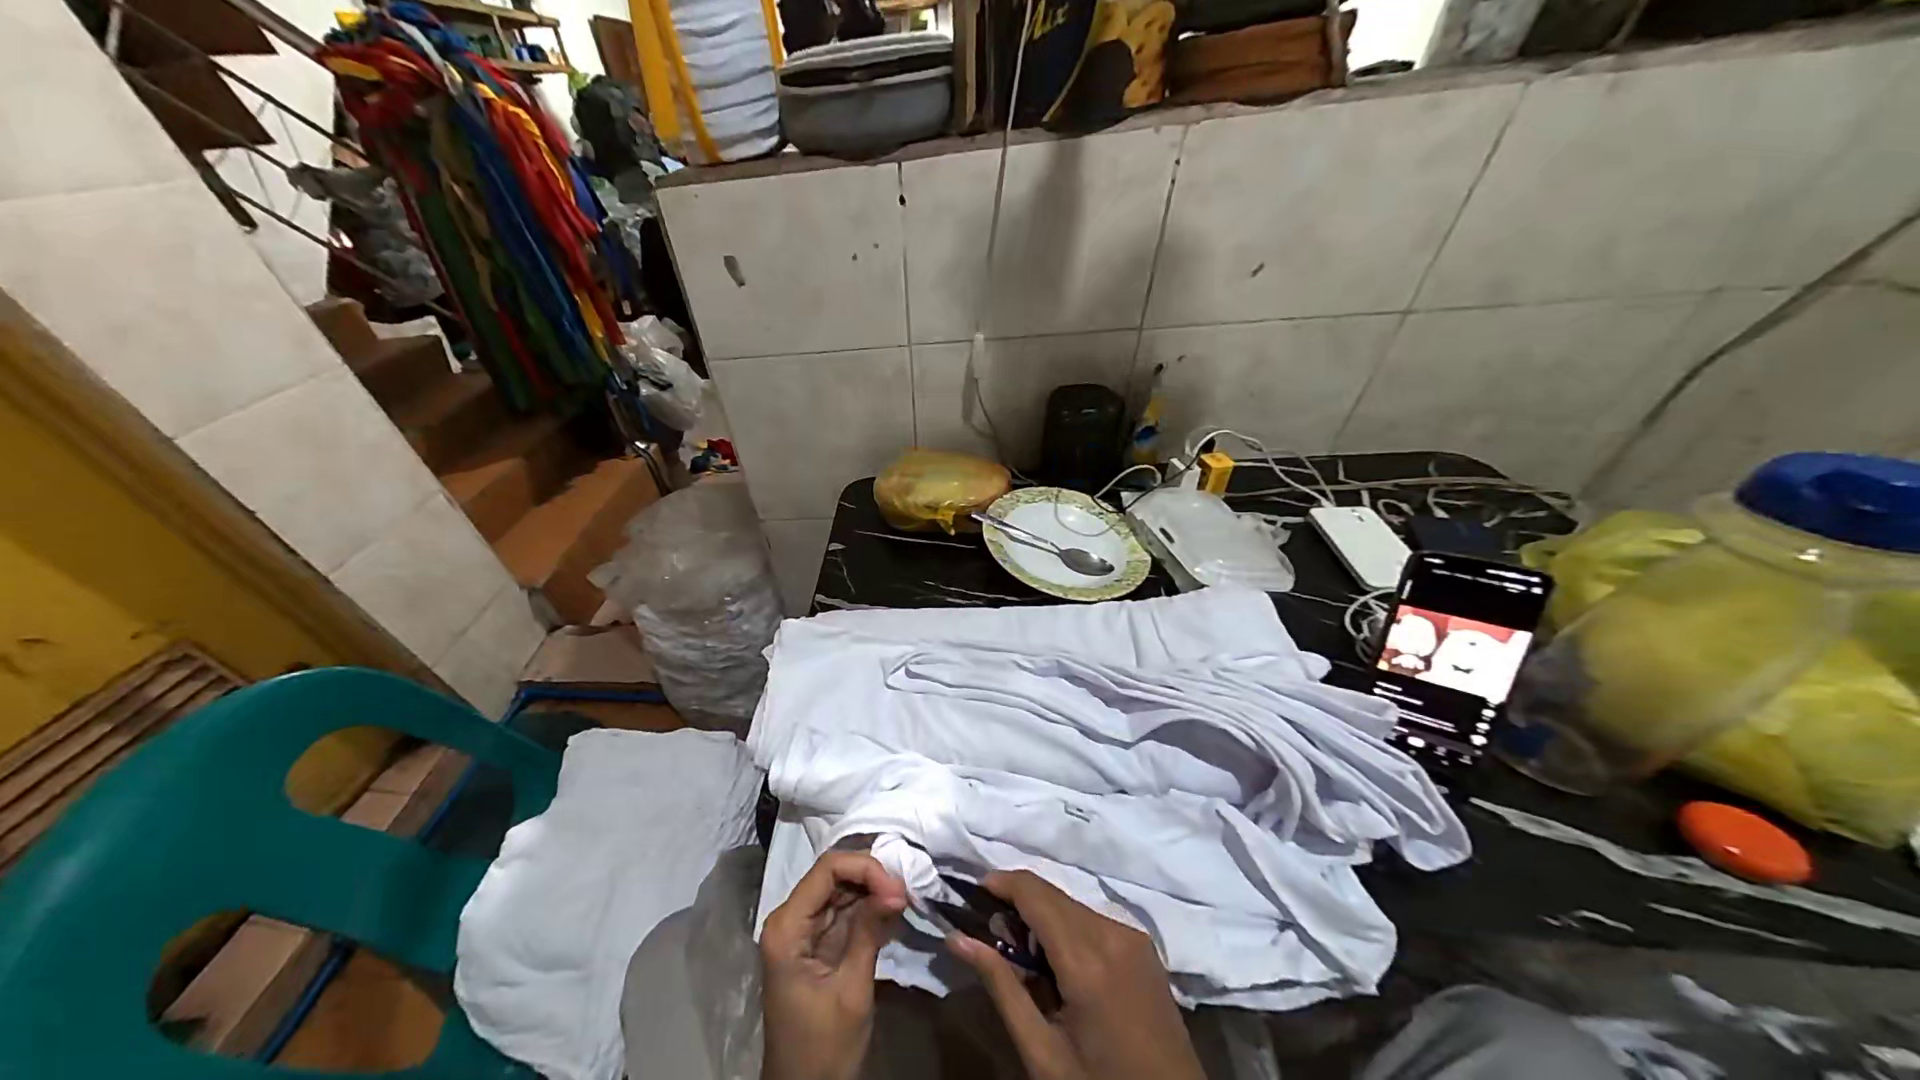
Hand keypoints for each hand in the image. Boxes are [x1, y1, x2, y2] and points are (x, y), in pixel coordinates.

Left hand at [760, 852, 907, 1079]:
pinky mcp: (818, 944)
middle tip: (907, 893)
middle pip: (834, 874)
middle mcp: (790, 919)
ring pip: (843, 889)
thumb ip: (869, 932)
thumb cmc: (822, 1048)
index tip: (898, 888)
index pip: (827, 869)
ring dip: (875, 890)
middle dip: (873, 877)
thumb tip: (897, 887)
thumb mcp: (851, 990)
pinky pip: (845, 911)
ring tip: (906, 899)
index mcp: (786, 927)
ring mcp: (804, 931)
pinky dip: (871, 908)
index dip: (865, 868)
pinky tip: (894, 912)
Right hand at [945, 870, 1204, 1079]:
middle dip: (1017, 905)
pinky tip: (1060, 967)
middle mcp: (1113, 933)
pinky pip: (1094, 920)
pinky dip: (1068, 930)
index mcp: (1087, 959)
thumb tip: (958, 938)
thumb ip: (1001, 986)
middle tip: (991, 939)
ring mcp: (1134, 937)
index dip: (999, 883)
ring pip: (1072, 905)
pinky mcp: (1145, 946)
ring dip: (1042, 918)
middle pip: (1052, 895)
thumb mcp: (1042, 1050)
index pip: (1034, 893)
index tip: (970, 894)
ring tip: (1026, 962)